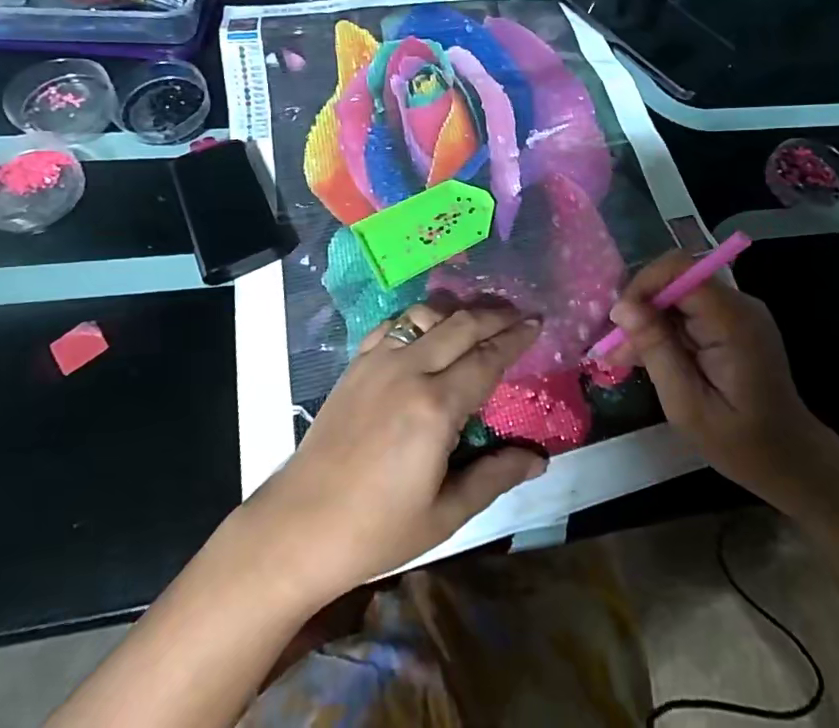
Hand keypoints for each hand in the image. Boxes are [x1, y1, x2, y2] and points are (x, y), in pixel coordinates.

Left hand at [233, 301, 547, 606]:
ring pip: (423, 316)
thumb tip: (539, 459)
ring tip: (477, 317)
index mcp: (435, 406)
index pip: (487, 358)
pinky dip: (416, 319)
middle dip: (493, 314)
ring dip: (455, 310)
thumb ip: (495, 475)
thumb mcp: (446, 512)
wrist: (299, 526)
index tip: (538, 322)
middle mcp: (407, 371)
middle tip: (518, 312)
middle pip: (459, 325)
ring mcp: (375, 364)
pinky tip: (425, 330)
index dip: (516, 338)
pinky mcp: (353, 368)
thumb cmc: (377, 529)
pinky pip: (390, 327)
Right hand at [604, 251, 824, 504]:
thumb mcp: (686, 403)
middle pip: (675, 280)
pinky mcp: (729, 325)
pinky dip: (661, 331)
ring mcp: (736, 314)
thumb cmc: (740, 442)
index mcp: (733, 321)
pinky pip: (686, 314)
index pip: (680, 270)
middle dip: (639, 308)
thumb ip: (656, 350)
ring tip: (621, 359)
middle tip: (614, 349)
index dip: (643, 286)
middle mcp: (738, 306)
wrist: (790, 460)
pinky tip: (644, 359)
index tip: (620, 322)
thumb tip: (623, 308)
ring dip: (646, 323)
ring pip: (675, 297)